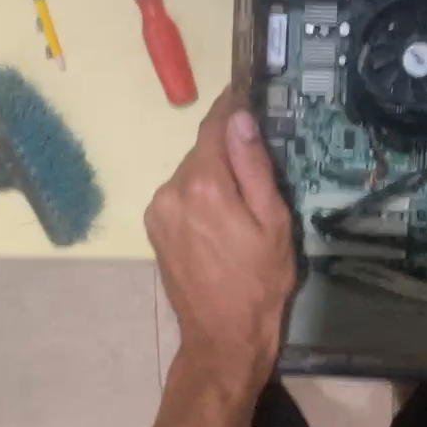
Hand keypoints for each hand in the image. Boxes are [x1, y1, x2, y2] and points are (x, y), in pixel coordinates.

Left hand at [145, 88, 296, 386]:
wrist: (222, 337)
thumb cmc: (259, 280)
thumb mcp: (272, 221)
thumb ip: (253, 165)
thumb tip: (240, 118)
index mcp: (203, 185)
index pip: (213, 127)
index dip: (229, 106)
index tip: (244, 89)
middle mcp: (171, 190)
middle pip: (202, 150)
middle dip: (228, 150)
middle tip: (260, 164)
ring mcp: (157, 210)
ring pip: (191, 172)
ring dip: (214, 174)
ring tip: (242, 202)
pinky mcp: (154, 228)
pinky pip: (181, 194)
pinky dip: (200, 194)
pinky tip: (221, 219)